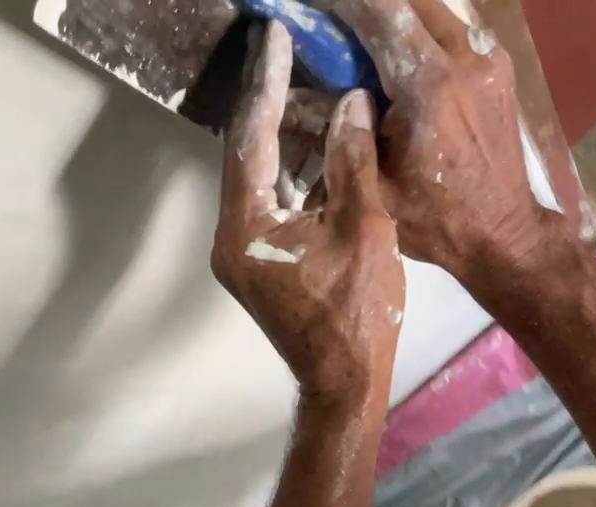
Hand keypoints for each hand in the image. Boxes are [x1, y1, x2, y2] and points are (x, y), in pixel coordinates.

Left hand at [211, 21, 405, 409]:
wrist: (346, 381)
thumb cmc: (357, 314)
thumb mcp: (363, 228)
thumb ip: (353, 160)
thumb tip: (351, 102)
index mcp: (245, 227)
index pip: (250, 137)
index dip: (267, 82)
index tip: (275, 35)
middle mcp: (232, 237)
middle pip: (250, 154)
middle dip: (278, 104)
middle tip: (300, 55)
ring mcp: (244, 253)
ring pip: (263, 179)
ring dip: (294, 140)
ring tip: (325, 94)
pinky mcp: (263, 265)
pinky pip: (276, 206)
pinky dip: (300, 177)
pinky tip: (329, 148)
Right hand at [332, 0, 557, 277]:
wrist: (502, 234)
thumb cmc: (436, 223)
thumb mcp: (377, 188)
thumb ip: (350, 135)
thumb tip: (330, 92)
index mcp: (429, 87)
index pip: (380, 13)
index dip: (344, 4)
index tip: (317, 8)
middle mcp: (465, 58)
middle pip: (410, 0)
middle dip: (371, 5)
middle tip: (340, 22)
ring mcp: (489, 59)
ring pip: (436, 9)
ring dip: (399, 14)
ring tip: (367, 38)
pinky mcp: (499, 68)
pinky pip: (456, 28)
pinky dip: (424, 29)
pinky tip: (405, 54)